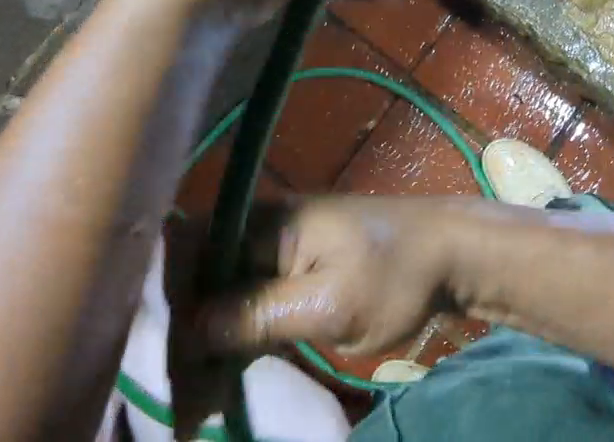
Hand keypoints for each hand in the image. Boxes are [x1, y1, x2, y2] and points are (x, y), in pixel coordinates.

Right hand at [169, 196, 473, 432]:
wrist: (451, 255)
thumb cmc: (395, 275)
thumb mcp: (330, 304)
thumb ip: (259, 313)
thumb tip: (191, 328)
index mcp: (265, 222)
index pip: (191, 252)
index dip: (168, 299)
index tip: (161, 353)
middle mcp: (261, 227)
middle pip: (201, 273)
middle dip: (183, 326)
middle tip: (177, 386)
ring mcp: (277, 247)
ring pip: (222, 288)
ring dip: (206, 335)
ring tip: (192, 390)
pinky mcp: (293, 267)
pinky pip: (248, 295)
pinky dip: (235, 331)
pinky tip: (221, 369)